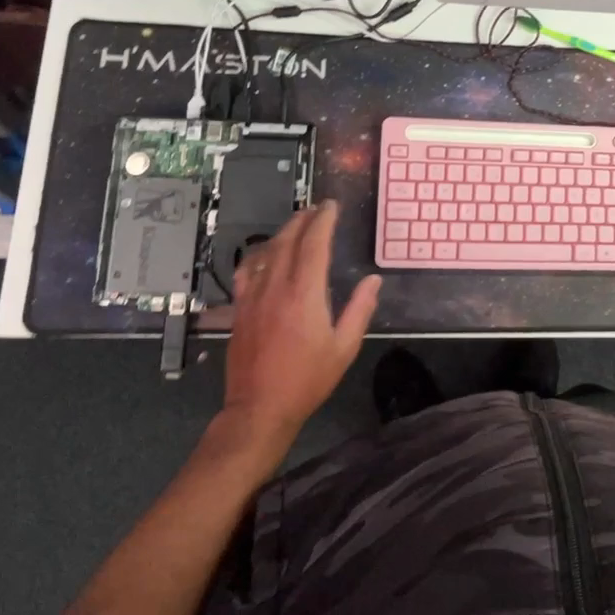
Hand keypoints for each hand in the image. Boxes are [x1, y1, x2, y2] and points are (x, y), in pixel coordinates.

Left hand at [223, 201, 380, 438]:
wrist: (259, 408)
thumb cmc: (307, 380)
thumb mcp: (344, 348)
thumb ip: (360, 310)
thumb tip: (373, 281)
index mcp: (305, 293)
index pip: (314, 243)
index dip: (323, 220)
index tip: (331, 206)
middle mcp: (277, 287)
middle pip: (288, 240)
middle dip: (303, 219)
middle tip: (316, 209)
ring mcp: (254, 296)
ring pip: (266, 252)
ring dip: (282, 233)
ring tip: (296, 224)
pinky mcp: (240, 309)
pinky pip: (247, 271)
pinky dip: (258, 255)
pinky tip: (264, 255)